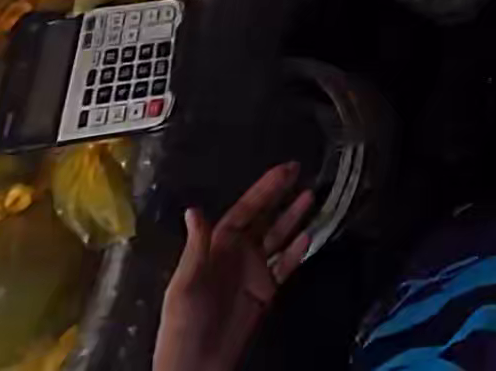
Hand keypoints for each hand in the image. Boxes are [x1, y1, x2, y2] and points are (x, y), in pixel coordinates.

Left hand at [154, 162, 315, 370]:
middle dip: (281, 193)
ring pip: (278, 236)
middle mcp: (239, 252)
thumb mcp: (184, 286)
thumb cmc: (184, 327)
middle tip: (300, 169)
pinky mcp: (266, 292)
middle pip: (264, 216)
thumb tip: (194, 209)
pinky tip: (308, 238)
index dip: (264, 189)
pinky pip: (285, 266)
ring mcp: (254, 271)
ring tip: (310, 196)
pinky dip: (297, 252)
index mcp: (218, 246)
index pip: (245, 209)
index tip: (284, 170)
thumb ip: (196, 247)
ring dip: (293, 216)